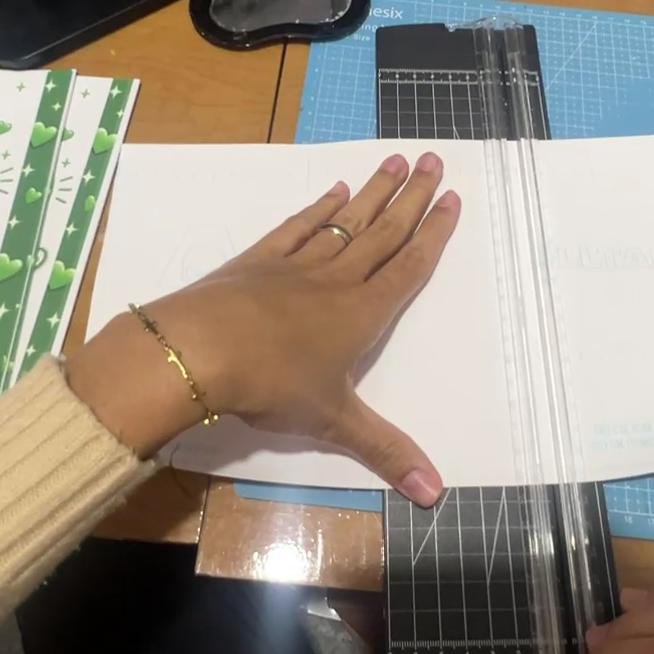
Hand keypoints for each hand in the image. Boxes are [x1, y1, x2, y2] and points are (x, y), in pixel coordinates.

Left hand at [68, 152, 459, 505]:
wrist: (201, 349)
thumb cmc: (272, 384)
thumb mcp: (333, 422)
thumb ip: (384, 451)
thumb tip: (436, 494)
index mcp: (361, 313)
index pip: (408, 267)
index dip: (434, 234)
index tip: (453, 198)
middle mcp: (336, 279)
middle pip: (384, 232)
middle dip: (413, 197)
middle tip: (434, 159)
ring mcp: (296, 264)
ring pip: (345, 221)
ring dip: (372, 191)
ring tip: (395, 160)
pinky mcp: (259, 259)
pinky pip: (297, 227)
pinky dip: (317, 208)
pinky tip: (332, 190)